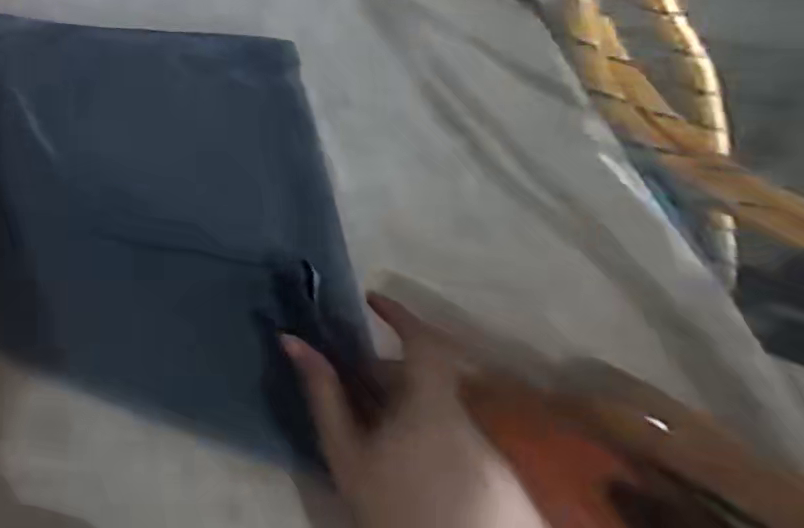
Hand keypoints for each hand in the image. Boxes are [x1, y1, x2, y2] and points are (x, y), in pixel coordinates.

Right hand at [282, 294, 545, 527]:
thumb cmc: (393, 511)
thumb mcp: (345, 452)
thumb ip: (323, 392)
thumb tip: (292, 338)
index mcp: (435, 413)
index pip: (428, 346)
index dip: (402, 316)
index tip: (371, 301)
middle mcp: (478, 432)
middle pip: (432, 385)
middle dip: (391, 376)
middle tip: (353, 385)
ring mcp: (503, 467)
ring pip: (450, 418)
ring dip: (412, 410)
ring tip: (377, 433)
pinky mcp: (518, 498)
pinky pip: (469, 448)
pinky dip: (435, 440)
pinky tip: (412, 467)